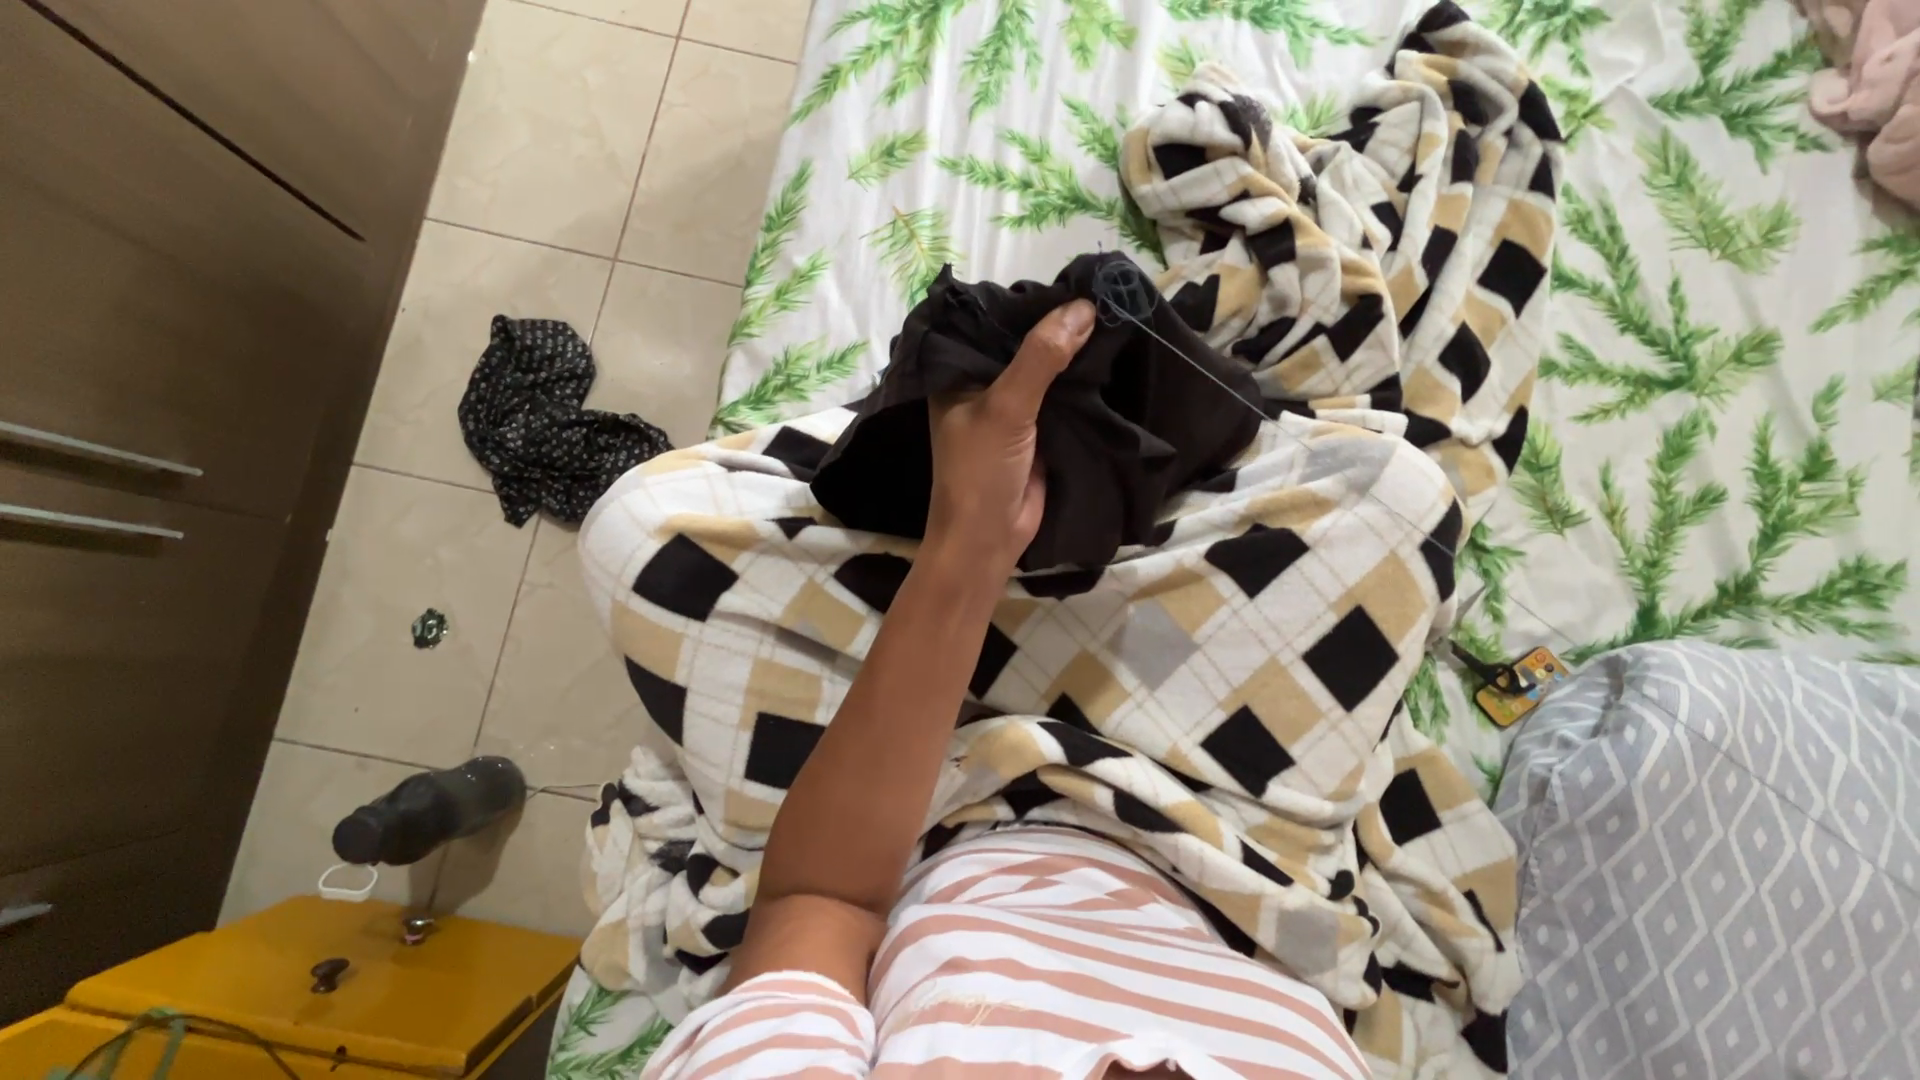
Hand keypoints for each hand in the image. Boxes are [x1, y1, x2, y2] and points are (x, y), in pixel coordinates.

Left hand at [925, 298, 1096, 572]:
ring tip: (1112, 315)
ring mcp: (1011, 411)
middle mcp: (981, 387)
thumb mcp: (1007, 407)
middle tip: (1101, 292)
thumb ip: (1041, 358)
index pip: (990, 325)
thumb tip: (1084, 308)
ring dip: (1073, 354)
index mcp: (957, 375)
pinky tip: (1110, 358)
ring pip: (1045, 372)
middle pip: (1022, 346)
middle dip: (1056, 327)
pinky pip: (1061, 399)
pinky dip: (1081, 384)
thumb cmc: (980, 471)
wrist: (988, 539)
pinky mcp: (1037, 432)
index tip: (1068, 278)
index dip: (1026, 303)